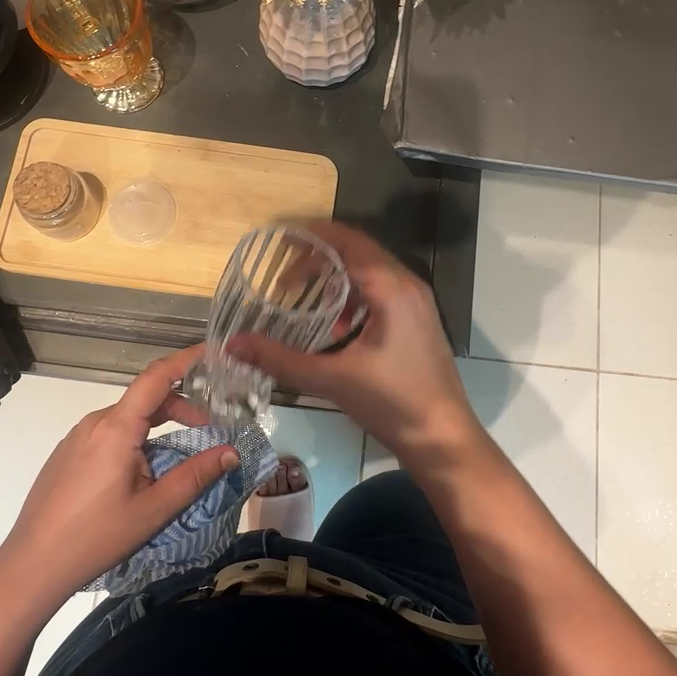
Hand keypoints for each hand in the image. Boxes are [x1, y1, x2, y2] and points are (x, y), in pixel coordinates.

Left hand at [0, 346, 238, 593]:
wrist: (32, 565)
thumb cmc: (96, 536)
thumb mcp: (154, 509)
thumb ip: (195, 476)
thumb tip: (232, 452)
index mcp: (117, 428)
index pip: (157, 377)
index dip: (187, 359)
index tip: (214, 352)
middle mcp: (95, 422)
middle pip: (145, 397)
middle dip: (181, 405)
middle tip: (208, 427)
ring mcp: (77, 436)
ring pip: (127, 417)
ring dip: (157, 424)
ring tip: (176, 455)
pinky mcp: (67, 453)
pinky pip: (109, 432)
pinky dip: (135, 437)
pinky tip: (140, 471)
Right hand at [231, 223, 484, 460]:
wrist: (443, 438)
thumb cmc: (392, 403)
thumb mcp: (332, 380)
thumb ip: (280, 359)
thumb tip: (233, 344)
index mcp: (391, 288)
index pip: (347, 241)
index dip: (312, 237)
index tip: (279, 243)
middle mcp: (407, 285)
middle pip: (359, 251)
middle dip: (319, 258)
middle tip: (282, 275)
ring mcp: (417, 302)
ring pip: (371, 271)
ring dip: (337, 278)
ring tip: (302, 296)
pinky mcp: (418, 320)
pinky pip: (382, 291)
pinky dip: (355, 296)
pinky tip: (335, 328)